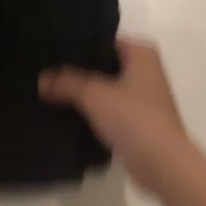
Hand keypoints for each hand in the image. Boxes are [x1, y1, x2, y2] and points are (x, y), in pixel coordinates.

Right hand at [39, 37, 199, 198]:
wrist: (163, 164)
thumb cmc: (134, 118)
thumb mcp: (95, 95)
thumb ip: (67, 83)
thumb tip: (42, 79)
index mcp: (142, 53)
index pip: (104, 41)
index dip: (78, 46)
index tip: (49, 51)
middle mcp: (146, 70)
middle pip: (104, 65)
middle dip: (78, 72)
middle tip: (45, 72)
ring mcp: (144, 98)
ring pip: (106, 89)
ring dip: (84, 95)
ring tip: (49, 93)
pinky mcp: (139, 122)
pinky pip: (110, 111)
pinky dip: (93, 113)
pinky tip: (67, 117)